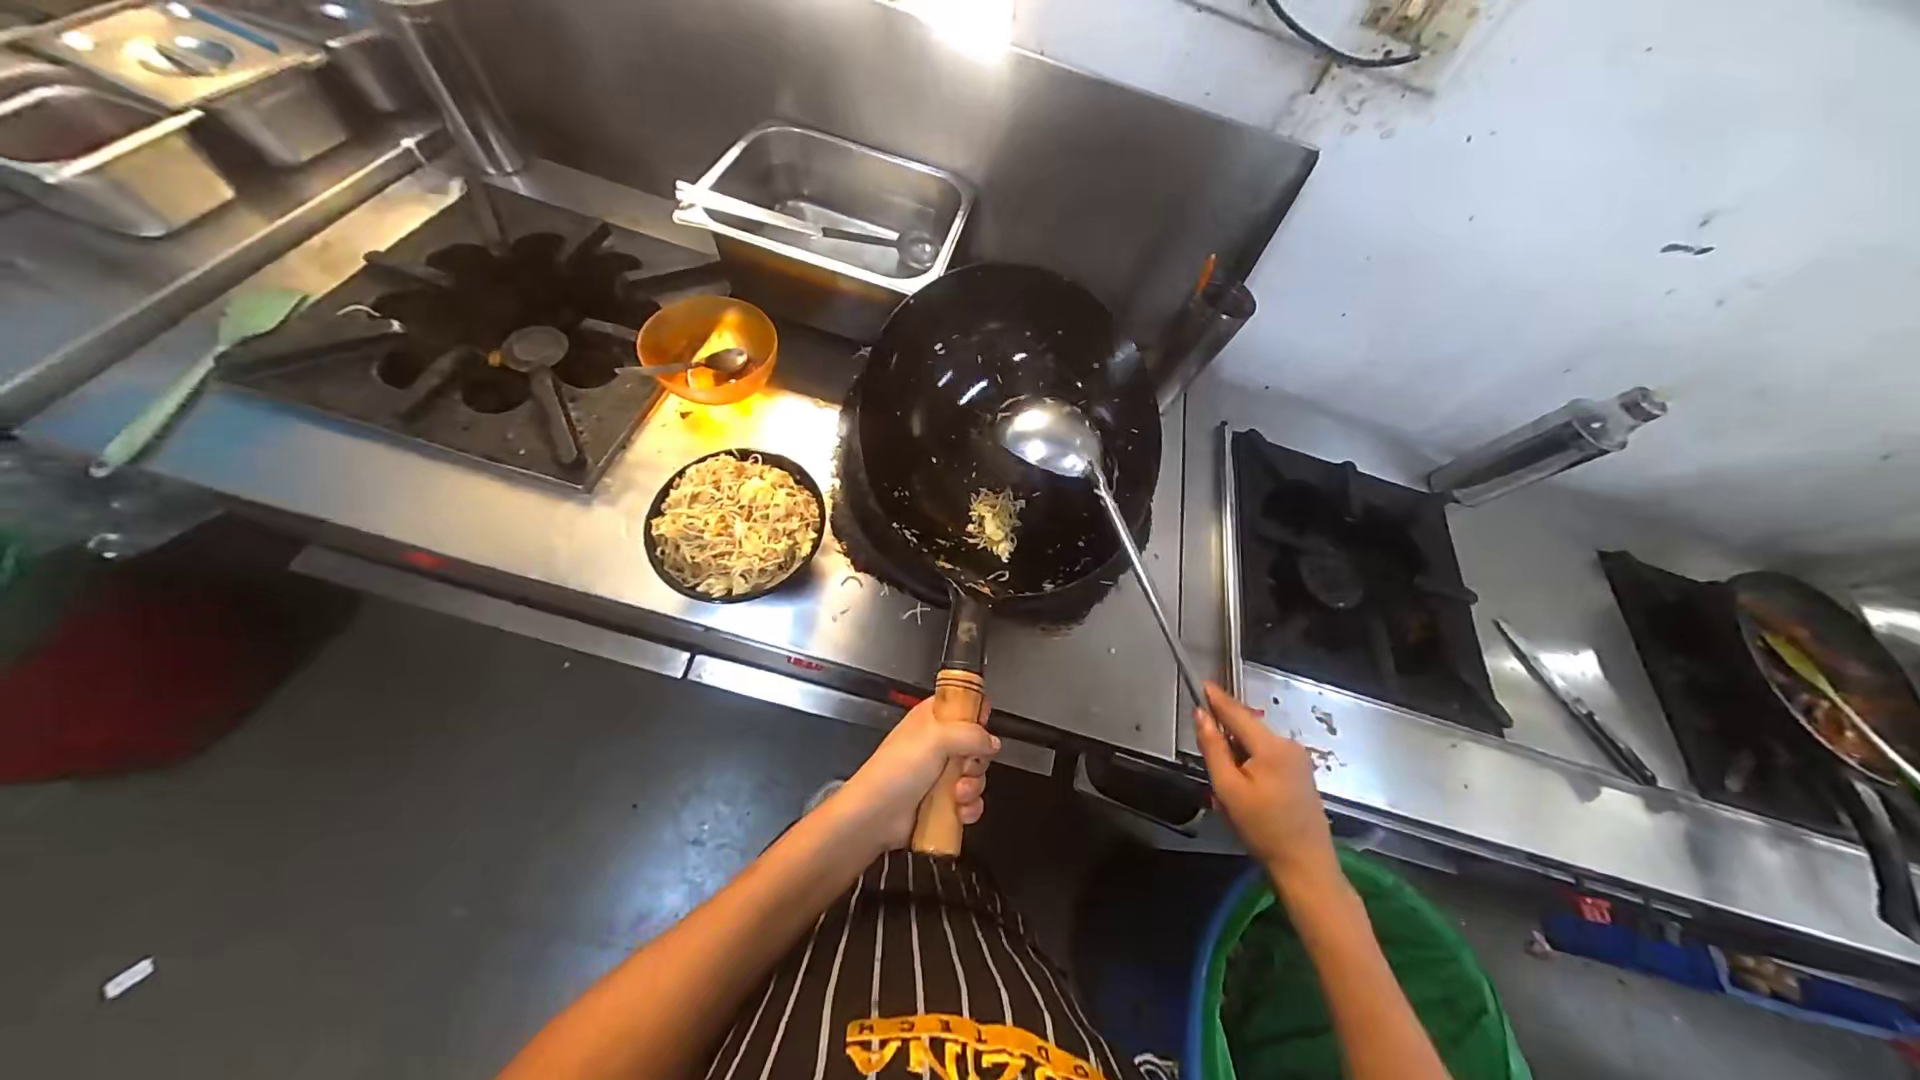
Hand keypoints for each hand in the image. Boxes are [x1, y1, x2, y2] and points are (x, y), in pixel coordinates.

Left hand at [830, 694, 999, 853]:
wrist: (876, 816)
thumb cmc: (895, 770)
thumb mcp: (936, 738)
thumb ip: (971, 734)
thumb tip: (992, 743)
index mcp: (933, 718)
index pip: (963, 704)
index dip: (976, 714)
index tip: (979, 727)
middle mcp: (938, 743)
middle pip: (978, 743)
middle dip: (978, 759)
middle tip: (964, 766)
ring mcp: (941, 773)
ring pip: (977, 774)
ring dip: (973, 787)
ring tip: (956, 794)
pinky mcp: (944, 800)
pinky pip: (971, 800)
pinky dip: (970, 807)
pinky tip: (958, 810)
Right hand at [1194, 681, 1337, 883]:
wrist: (1306, 865)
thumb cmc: (1262, 828)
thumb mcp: (1228, 788)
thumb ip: (1213, 747)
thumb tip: (1201, 715)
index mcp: (1272, 746)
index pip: (1238, 713)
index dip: (1218, 699)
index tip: (1204, 683)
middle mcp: (1289, 746)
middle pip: (1248, 729)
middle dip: (1225, 737)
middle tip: (1207, 759)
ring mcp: (1299, 760)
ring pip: (1256, 745)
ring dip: (1237, 755)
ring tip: (1225, 788)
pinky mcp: (1302, 774)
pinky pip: (1268, 757)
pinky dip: (1250, 764)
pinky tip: (1244, 790)